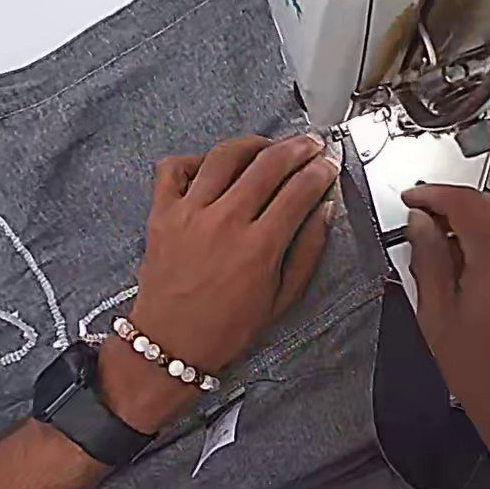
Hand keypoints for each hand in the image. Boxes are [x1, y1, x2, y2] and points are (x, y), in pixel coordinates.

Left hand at [99, 134, 338, 432]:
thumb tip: (323, 211)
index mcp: (258, 248)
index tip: (328, 165)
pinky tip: (214, 164)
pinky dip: (196, 158)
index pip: (299, 190)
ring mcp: (189, 213)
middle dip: (298, 148)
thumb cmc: (225, 328)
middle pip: (269, 163)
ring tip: (268, 146)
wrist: (171, 345)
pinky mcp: (162, 213)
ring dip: (254, 143)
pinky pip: (175, 167)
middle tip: (309, 146)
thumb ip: (308, 252)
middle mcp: (224, 222)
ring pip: (226, 156)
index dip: (320, 171)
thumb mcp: (282, 299)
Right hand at [401, 184, 489, 463]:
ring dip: (475, 227)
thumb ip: (428, 259)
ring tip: (444, 252)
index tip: (413, 198)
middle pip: (489, 208)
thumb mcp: (437, 315)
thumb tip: (420, 225)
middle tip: (422, 222)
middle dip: (452, 209)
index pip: (464, 201)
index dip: (432, 195)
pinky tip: (475, 270)